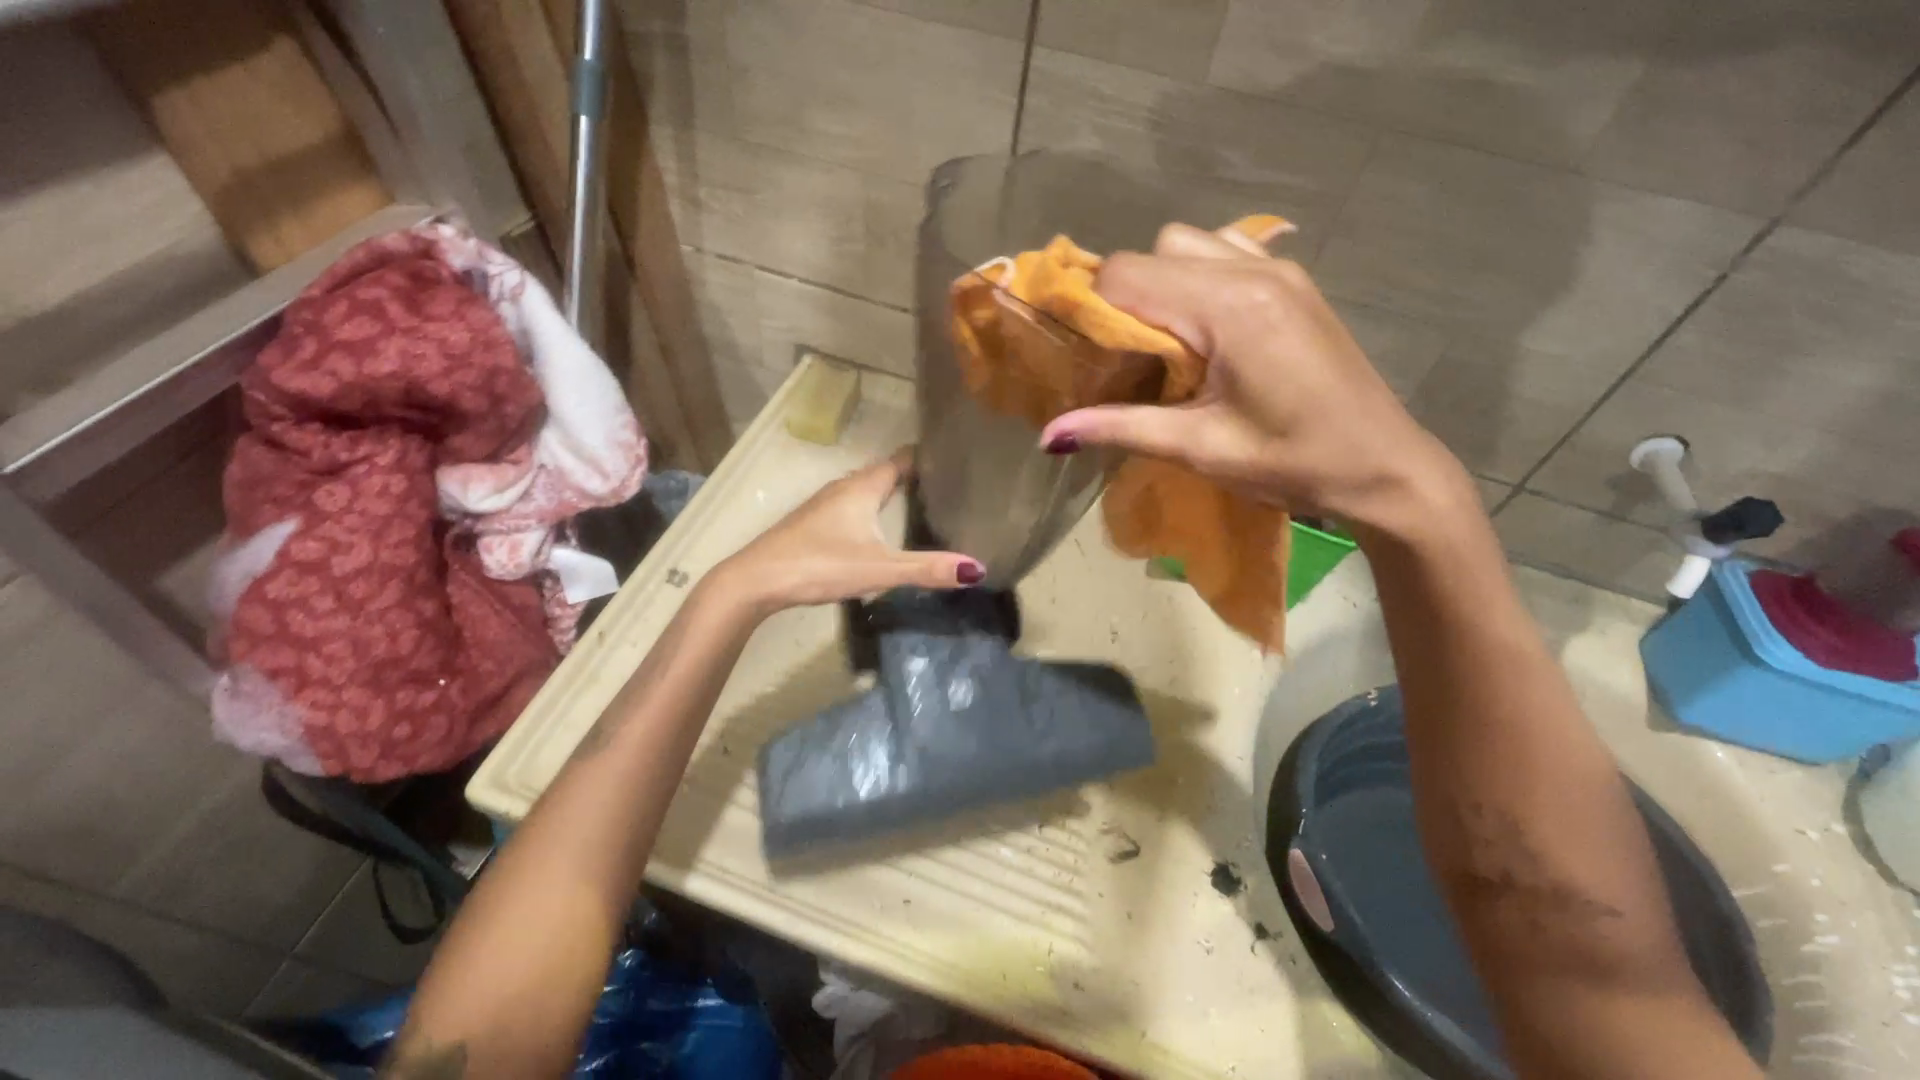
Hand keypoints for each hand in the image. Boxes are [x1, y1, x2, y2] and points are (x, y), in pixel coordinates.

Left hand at [712, 449, 983, 615]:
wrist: (757, 580)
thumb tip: (977, 569)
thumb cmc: (820, 564)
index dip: (928, 457)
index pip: (902, 460)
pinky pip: (852, 509)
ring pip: (867, 492)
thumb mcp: (880, 569)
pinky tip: (879, 532)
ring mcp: (825, 506)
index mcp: (863, 487)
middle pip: (885, 475)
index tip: (958, 458)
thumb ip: (926, 569)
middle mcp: (844, 488)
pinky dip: (873, 512)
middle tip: (950, 487)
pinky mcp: (813, 525)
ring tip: (923, 507)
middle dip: (915, 478)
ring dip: (891, 496)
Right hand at [1037, 224, 1476, 539]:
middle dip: (1124, 298)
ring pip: (1187, 242)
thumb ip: (1122, 428)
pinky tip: (1206, 326)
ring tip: (1169, 341)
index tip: (1087, 355)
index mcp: (1228, 308)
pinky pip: (1225, 250)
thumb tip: (1047, 436)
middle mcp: (1252, 271)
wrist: (1384, 465)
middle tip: (1130, 358)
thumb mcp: (1201, 449)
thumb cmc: (1293, 462)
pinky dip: (1198, 275)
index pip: (1126, 274)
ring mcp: (1278, 269)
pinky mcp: (1293, 280)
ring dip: (1162, 282)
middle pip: (1152, 251)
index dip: (1092, 310)